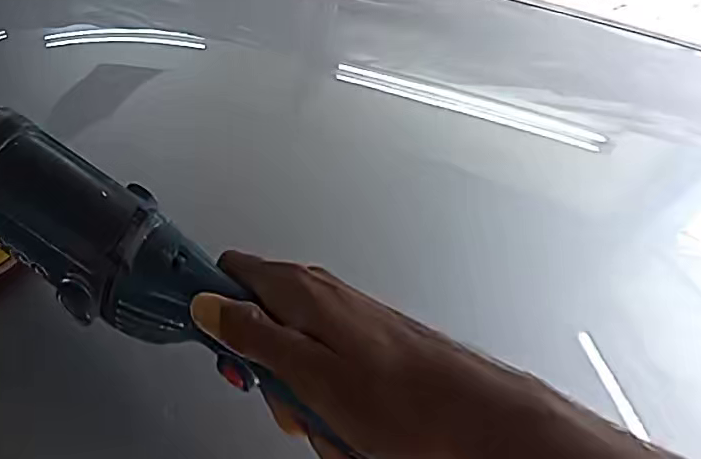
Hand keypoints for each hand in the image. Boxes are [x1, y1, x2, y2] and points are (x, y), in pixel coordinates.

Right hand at [191, 254, 666, 458]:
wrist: (496, 430)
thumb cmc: (407, 402)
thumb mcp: (307, 373)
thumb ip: (248, 332)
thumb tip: (204, 304)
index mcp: (293, 287)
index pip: (225, 270)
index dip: (210, 302)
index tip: (208, 337)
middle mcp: (316, 292)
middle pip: (257, 316)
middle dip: (262, 365)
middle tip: (283, 401)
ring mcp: (344, 318)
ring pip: (293, 350)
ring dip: (299, 391)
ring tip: (330, 426)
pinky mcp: (369, 345)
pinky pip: (326, 366)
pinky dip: (331, 398)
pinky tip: (355, 428)